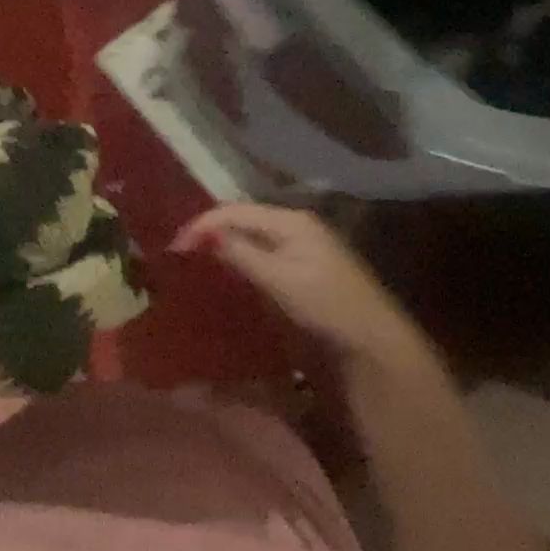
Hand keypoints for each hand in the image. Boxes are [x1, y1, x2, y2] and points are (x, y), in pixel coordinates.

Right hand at [172, 203, 428, 366]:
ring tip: (197, 257)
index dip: (201, 225)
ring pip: (251, 233)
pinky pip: (262, 248)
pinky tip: (228, 268)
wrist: (374, 339)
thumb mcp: (278, 279)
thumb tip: (204, 234)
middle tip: (182, 251)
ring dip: (223, 242)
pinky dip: (240, 254)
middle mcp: (296, 223)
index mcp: (290, 220)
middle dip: (210, 230)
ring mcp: (303, 242)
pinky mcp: (305, 262)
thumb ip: (241, 253)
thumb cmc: (326, 306)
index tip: (175, 248)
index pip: (233, 211)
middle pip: (242, 217)